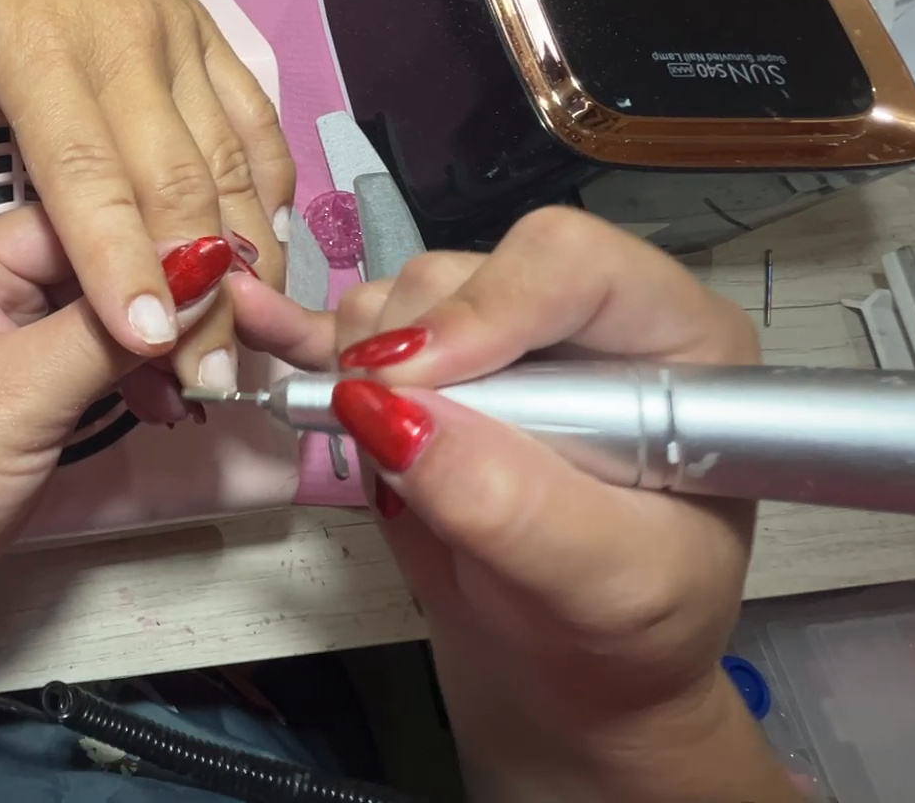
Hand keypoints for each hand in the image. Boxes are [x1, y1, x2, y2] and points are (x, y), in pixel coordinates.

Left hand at [0, 0, 292, 397]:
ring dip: (247, 254)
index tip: (146, 336)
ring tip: (252, 337)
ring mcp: (182, 55)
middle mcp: (127, 58)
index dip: (116, 254)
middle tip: (208, 373)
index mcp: (44, 53)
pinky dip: (272, 193)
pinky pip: (256, 129)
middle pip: (171, 184)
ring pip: (228, 165)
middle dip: (198, 283)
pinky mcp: (214, 53)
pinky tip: (275, 254)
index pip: (84, 169)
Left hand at [0, 206, 221, 616]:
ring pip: (111, 315)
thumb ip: (107, 335)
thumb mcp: (17, 394)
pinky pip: (102, 358)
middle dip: (173, 300)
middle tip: (246, 331)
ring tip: (205, 381)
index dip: (159, 240)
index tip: (236, 270)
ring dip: (163, 344)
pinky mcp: (33, 381)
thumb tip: (203, 276)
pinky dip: (141, 377)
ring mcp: (14, 333)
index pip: (81, 219)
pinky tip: (170, 404)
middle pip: (104, 266)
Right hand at [232, 208, 794, 800]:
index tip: (414, 386)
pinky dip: (290, 328)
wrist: (549, 648)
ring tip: (375, 447)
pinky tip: (253, 312)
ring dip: (355, 363)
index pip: (570, 265)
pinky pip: (335, 325)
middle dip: (405, 351)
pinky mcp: (404, 366)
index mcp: (661, 345)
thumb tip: (384, 410)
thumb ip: (504, 500)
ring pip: (386, 299)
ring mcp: (474, 337)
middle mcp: (561, 321)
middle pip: (456, 276)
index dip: (484, 308)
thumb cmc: (609, 623)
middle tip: (389, 435)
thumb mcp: (594, 582)